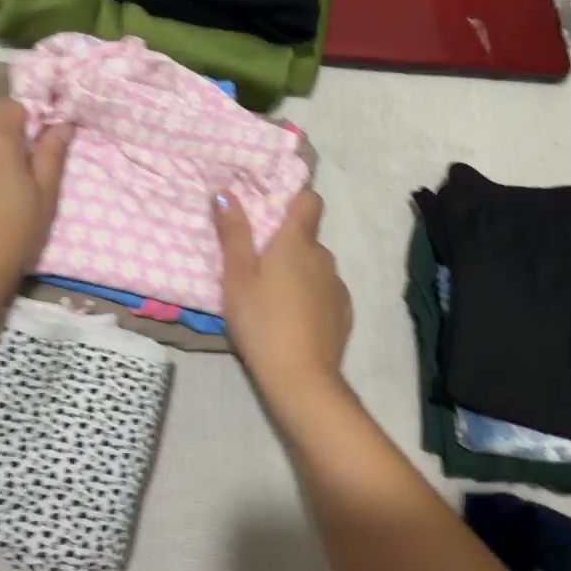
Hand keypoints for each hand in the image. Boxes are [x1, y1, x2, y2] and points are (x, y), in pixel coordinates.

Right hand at [215, 189, 352, 394]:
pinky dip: (311, 298)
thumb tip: (225, 192)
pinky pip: (325, 292)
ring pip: (316, 267)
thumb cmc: (261, 321)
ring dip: (299, 273)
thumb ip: (233, 233)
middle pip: (307, 237)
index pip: (310, 200)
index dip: (295, 200)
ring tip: (273, 299)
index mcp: (297, 241)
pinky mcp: (344, 313)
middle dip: (287, 245)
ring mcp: (337, 285)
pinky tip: (294, 320)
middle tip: (258, 267)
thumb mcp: (236, 277)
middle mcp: (323, 256)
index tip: (274, 212)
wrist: (301, 377)